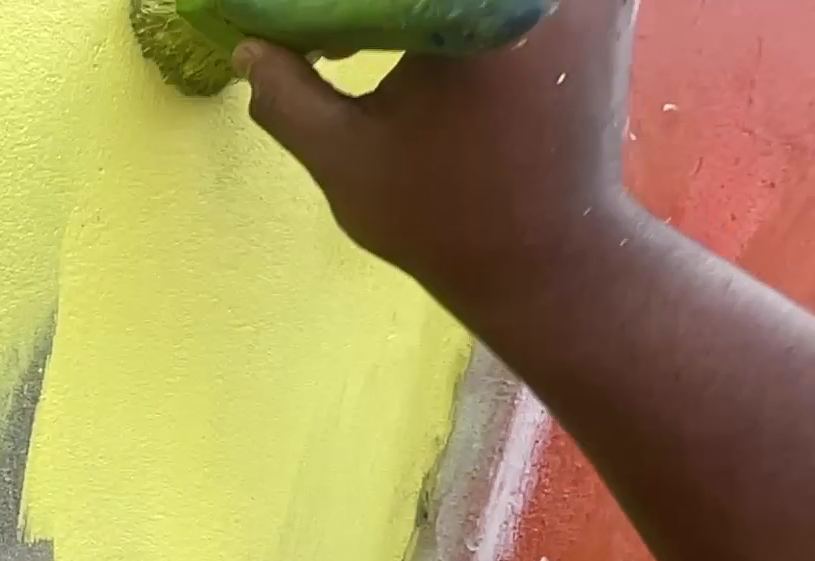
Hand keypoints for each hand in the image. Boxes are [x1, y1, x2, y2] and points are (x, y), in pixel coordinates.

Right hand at [231, 0, 639, 309]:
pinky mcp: (598, 1)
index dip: (327, 6)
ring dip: (407, 4)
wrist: (534, 251)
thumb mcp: (340, 154)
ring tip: (361, 36)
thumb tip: (248, 48)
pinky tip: (416, 36)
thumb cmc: (432, 210)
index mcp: (477, 5)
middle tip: (326, 35)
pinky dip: (451, 8)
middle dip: (366, 3)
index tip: (289, 25)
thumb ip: (287, 96)